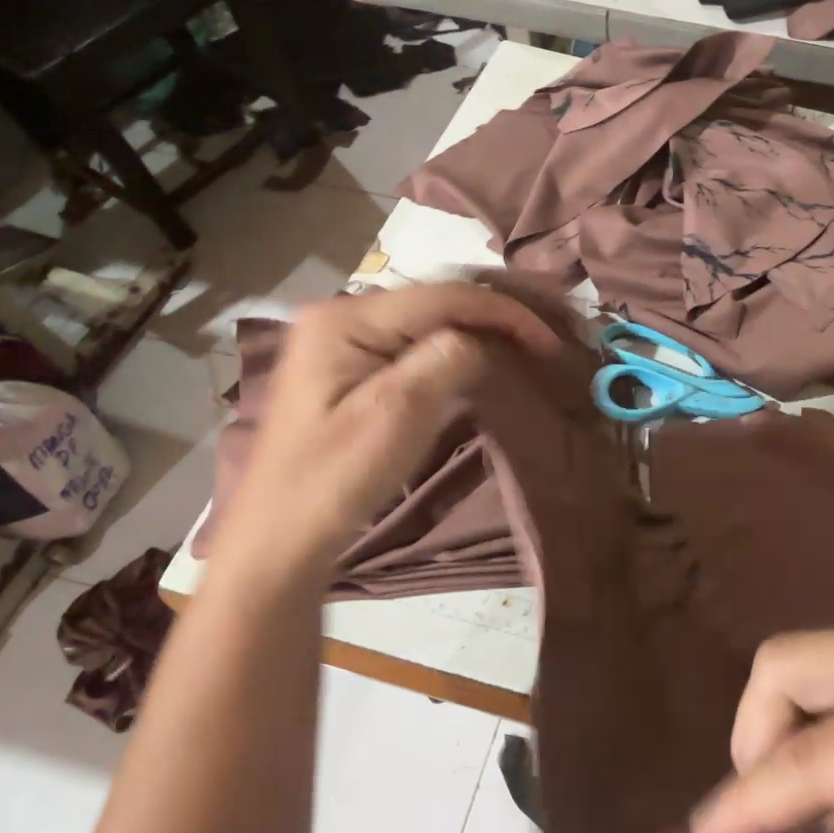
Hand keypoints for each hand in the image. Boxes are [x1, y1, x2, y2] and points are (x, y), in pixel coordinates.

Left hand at [206, 282, 557, 570]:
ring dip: (480, 329)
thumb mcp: (397, 416)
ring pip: (429, 319)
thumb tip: (484, 339)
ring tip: (526, 346)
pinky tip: (483, 360)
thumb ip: (446, 361)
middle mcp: (341, 314)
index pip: (443, 295)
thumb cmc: (335, 480)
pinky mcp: (350, 368)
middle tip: (546, 340)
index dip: (504, 312)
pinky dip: (456, 348)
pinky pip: (415, 343)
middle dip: (495, 314)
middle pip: (435, 299)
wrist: (283, 537)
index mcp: (345, 318)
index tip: (551, 344)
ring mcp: (342, 341)